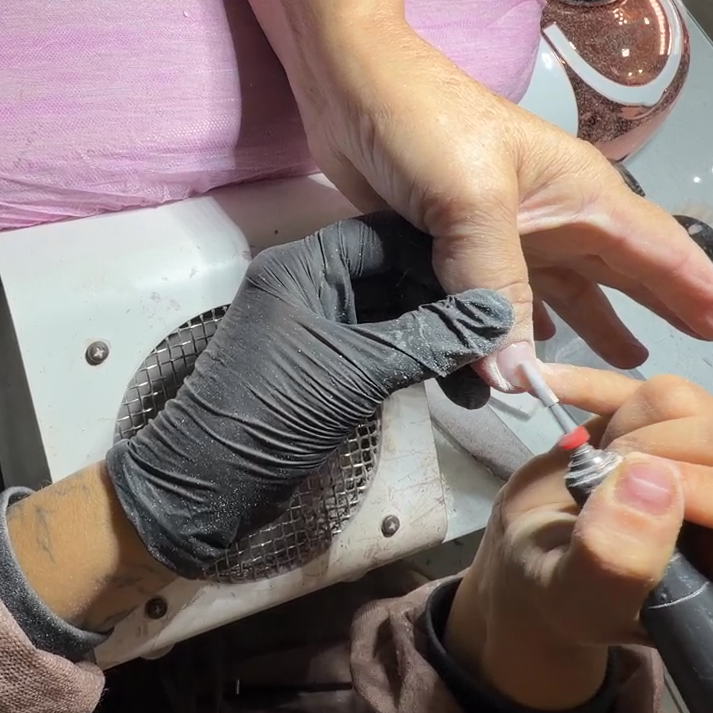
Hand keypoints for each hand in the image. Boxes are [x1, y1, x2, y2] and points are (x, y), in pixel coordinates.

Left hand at [108, 214, 513, 577]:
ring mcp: (312, 321)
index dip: (441, 257)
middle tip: (497, 343)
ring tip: (481, 380)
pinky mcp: (318, 357)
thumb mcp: (359, 369)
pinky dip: (409, 359)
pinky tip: (449, 383)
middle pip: (391, 274)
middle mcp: (307, 282)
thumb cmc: (277, 410)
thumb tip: (500, 316)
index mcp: (304, 264)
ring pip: (387, 313)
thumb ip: (431, 338)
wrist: (212, 477)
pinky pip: (374, 342)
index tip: (495, 287)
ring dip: (433, 340)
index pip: (385, 235)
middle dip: (444, 307)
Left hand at [287, 16, 712, 384]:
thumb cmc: (428, 128)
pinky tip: (524, 344)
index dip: (701, 292)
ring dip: (586, 323)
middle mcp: (549, 215)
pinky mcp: (451, 240)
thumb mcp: (474, 205)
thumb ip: (497, 290)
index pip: (660, 248)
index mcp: (578, 194)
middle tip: (678, 365)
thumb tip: (518, 381)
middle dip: (651, 313)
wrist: (352, 87)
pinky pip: (499, 292)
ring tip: (615, 363)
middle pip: (615, 273)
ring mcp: (500, 230)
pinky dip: (516, 321)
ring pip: (558, 287)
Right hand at [444, 365, 712, 710]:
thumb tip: (649, 478)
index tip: (646, 494)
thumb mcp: (573, 600)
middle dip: (659, 450)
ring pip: (696, 404)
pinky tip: (553, 389)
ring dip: (626, 428)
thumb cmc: (565, 598)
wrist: (538, 562)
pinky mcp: (679, 422)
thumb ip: (612, 562)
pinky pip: (646, 380)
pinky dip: (592, 384)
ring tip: (591, 470)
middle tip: (602, 481)